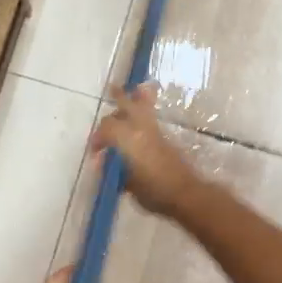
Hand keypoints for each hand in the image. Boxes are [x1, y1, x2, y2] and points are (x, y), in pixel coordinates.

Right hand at [91, 84, 205, 218]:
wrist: (186, 194)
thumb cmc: (153, 192)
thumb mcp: (127, 184)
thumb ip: (114, 170)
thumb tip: (105, 163)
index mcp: (128, 139)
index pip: (107, 129)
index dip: (98, 138)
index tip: (95, 152)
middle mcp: (141, 129)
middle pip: (126, 108)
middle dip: (118, 100)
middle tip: (112, 90)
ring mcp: (156, 132)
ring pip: (143, 108)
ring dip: (135, 100)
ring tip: (134, 88)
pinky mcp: (167, 139)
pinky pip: (152, 118)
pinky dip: (147, 108)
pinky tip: (146, 104)